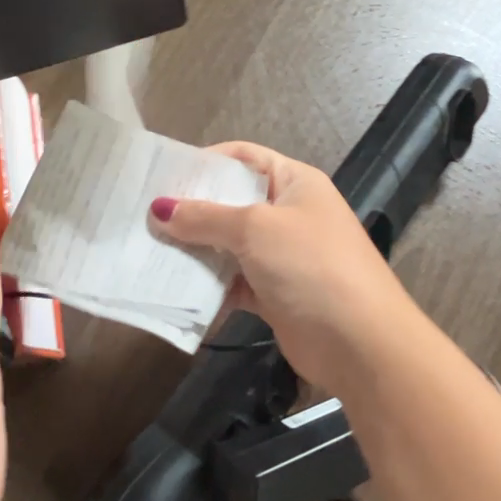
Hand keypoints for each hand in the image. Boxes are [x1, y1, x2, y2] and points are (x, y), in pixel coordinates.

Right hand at [151, 142, 420, 393]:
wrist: (360, 342)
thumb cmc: (311, 266)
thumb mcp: (256, 229)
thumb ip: (206, 218)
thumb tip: (160, 210)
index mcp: (295, 183)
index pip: (244, 158)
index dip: (204, 163)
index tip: (160, 176)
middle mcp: (289, 215)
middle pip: (231, 204)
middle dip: (190, 212)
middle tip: (141, 218)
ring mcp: (282, 258)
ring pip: (228, 247)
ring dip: (194, 252)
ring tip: (146, 253)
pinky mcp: (274, 296)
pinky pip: (233, 285)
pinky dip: (209, 288)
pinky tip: (174, 292)